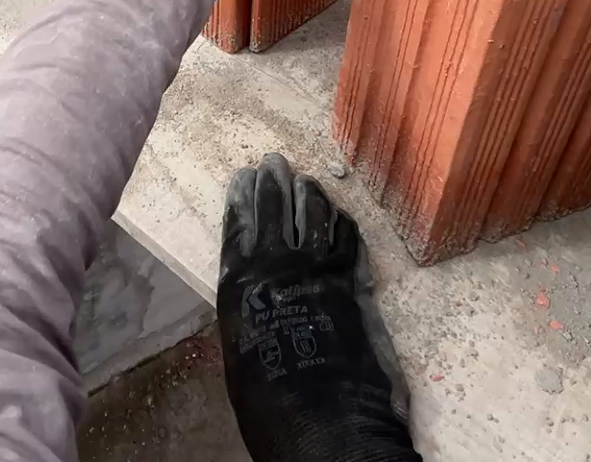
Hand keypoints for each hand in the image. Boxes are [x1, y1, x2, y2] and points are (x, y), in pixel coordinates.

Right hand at [218, 154, 418, 461]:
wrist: (325, 428)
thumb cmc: (269, 405)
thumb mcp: (239, 349)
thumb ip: (248, 304)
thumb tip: (256, 286)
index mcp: (241, 282)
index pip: (238, 222)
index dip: (241, 194)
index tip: (244, 173)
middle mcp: (276, 265)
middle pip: (274, 207)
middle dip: (273, 179)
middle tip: (274, 161)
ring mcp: (317, 269)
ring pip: (313, 213)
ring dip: (308, 192)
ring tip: (306, 180)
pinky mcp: (352, 282)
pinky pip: (346, 237)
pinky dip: (341, 221)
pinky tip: (339, 214)